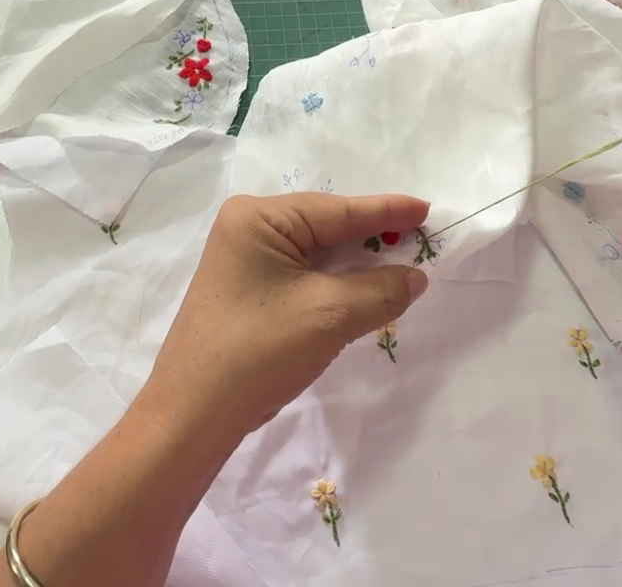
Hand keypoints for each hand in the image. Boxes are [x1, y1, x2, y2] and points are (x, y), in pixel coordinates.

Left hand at [138, 193, 430, 442]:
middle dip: (371, 236)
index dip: (385, 211)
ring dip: (355, 262)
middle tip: (419, 238)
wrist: (194, 413)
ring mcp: (244, 259)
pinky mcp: (248, 289)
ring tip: (400, 261)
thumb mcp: (328, 316)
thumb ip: (379, 290)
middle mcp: (247, 228)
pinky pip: (302, 273)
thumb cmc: (258, 350)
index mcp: (257, 218)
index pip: (335, 210)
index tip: (427, 208)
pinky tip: (362, 287)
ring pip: (315, 252)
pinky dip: (335, 281)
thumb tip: (415, 276)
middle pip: (324, 226)